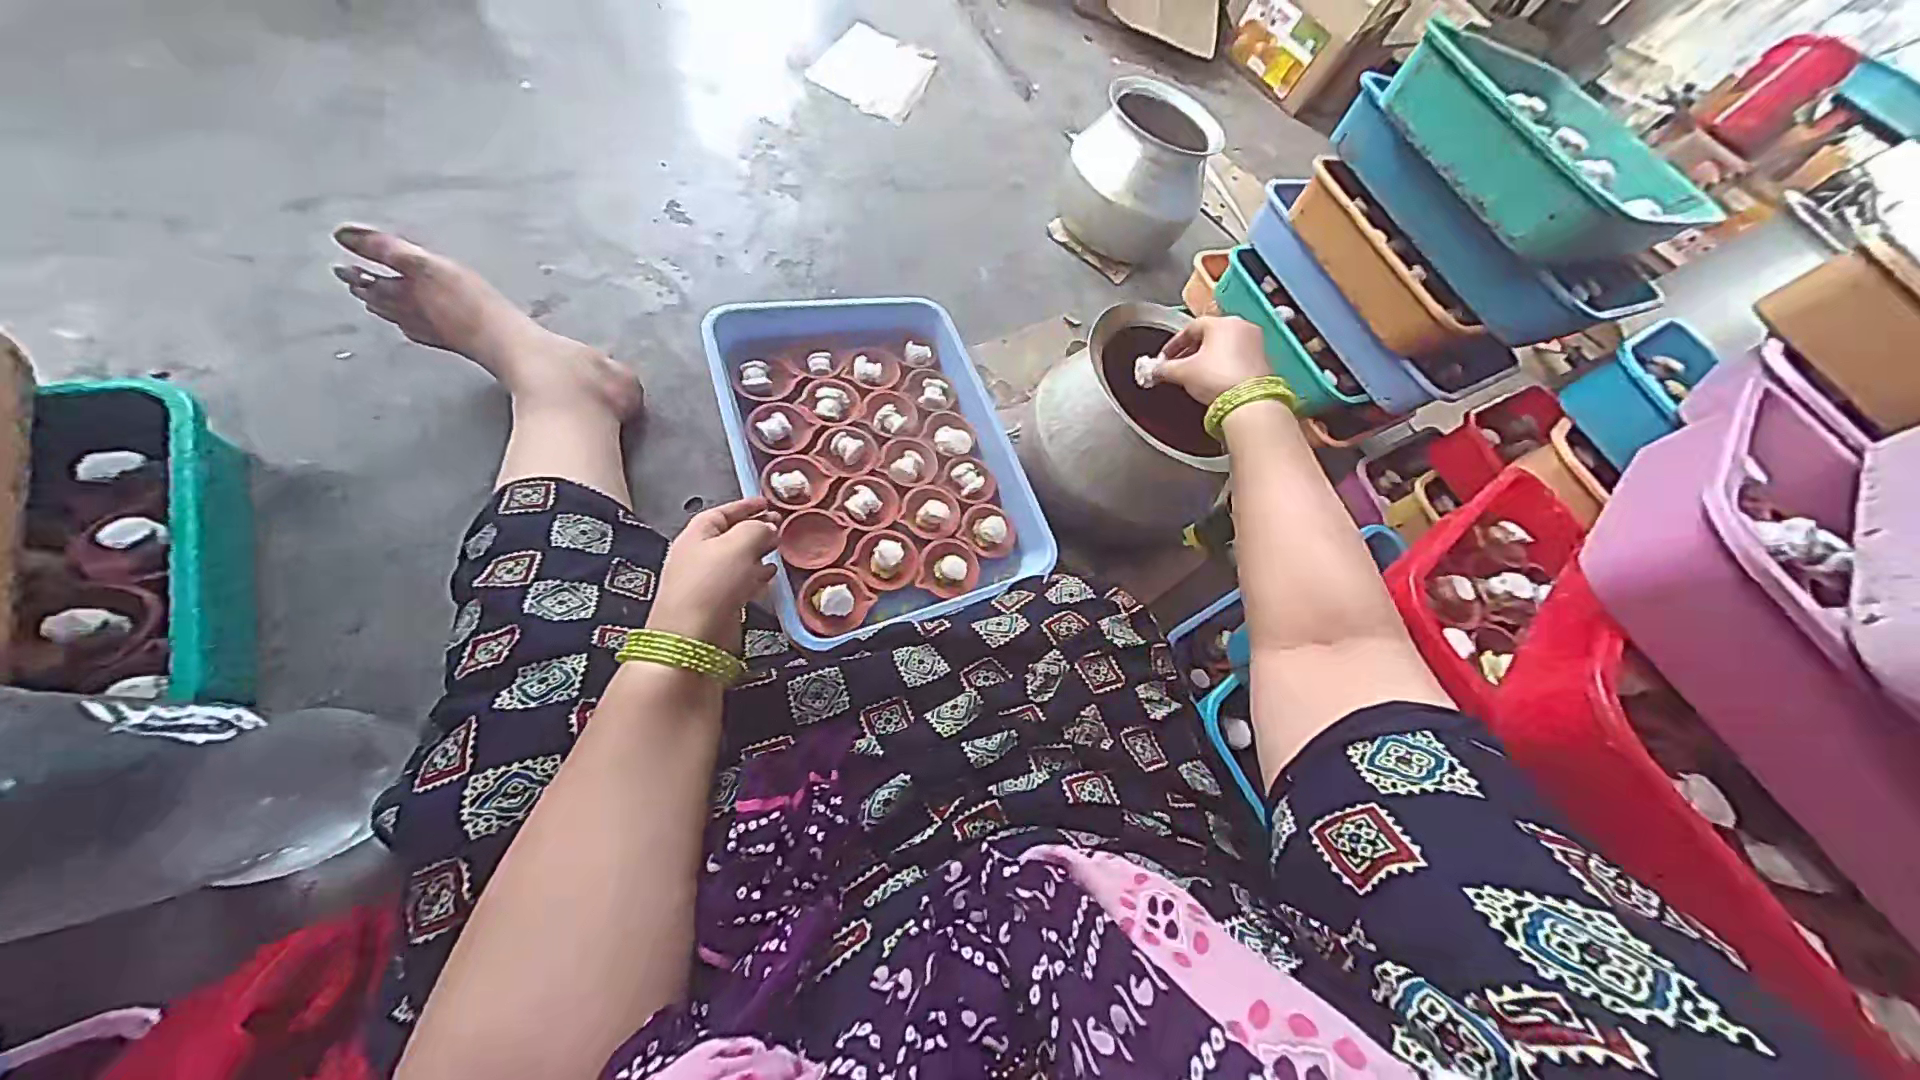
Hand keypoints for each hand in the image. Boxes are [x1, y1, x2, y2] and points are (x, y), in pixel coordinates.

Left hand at [647, 497, 778, 652]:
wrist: (693, 637)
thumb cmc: (711, 584)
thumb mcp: (738, 544)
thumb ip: (757, 529)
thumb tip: (769, 528)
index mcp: (696, 535)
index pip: (722, 512)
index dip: (746, 506)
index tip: (767, 503)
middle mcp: (699, 555)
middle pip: (730, 535)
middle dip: (755, 529)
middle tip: (779, 526)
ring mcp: (707, 581)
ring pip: (737, 559)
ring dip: (758, 552)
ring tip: (779, 548)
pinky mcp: (718, 603)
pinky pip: (740, 581)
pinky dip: (756, 575)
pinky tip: (769, 575)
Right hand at [1156, 316, 1269, 405]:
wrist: (1249, 401)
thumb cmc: (1215, 378)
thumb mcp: (1182, 373)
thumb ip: (1164, 369)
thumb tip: (1154, 371)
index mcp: (1220, 322)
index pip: (1190, 328)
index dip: (1173, 345)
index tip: (1163, 359)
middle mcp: (1240, 326)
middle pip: (1208, 335)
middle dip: (1189, 351)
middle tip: (1176, 366)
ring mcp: (1254, 341)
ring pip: (1223, 345)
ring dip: (1206, 357)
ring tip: (1193, 373)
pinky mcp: (1262, 358)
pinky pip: (1235, 355)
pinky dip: (1221, 363)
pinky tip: (1212, 377)